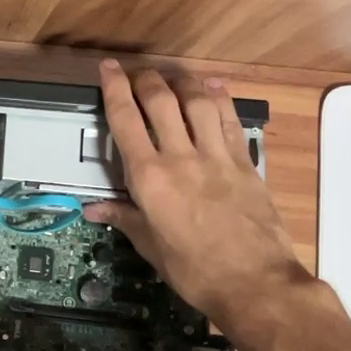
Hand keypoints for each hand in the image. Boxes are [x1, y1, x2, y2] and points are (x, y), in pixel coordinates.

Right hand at [83, 61, 311, 338]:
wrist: (255, 282)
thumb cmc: (193, 269)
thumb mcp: (150, 245)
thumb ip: (124, 217)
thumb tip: (94, 209)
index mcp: (149, 178)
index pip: (126, 121)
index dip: (114, 89)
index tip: (108, 68)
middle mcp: (181, 157)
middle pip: (161, 102)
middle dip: (146, 80)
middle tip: (137, 71)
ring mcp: (217, 157)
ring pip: (199, 103)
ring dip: (183, 83)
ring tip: (173, 76)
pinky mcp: (245, 164)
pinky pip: (230, 122)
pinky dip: (220, 101)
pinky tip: (214, 89)